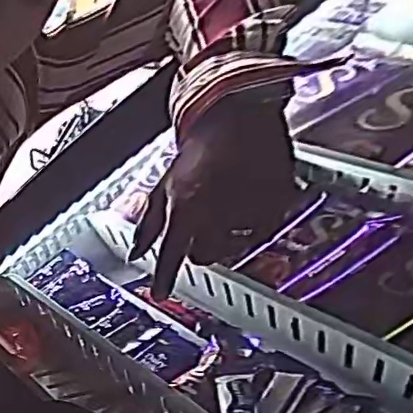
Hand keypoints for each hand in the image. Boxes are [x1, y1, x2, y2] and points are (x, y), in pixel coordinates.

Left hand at [133, 95, 302, 298]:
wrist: (237, 118)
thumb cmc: (196, 154)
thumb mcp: (162, 188)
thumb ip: (149, 226)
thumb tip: (135, 255)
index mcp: (185, 208)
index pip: (172, 254)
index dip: (165, 278)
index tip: (160, 295)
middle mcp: (217, 210)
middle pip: (205, 256)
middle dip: (199, 250)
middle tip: (200, 231)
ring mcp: (249, 206)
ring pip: (234, 246)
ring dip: (226, 238)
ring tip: (223, 211)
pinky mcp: (278, 200)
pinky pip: (262, 230)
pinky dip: (252, 224)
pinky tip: (244, 205)